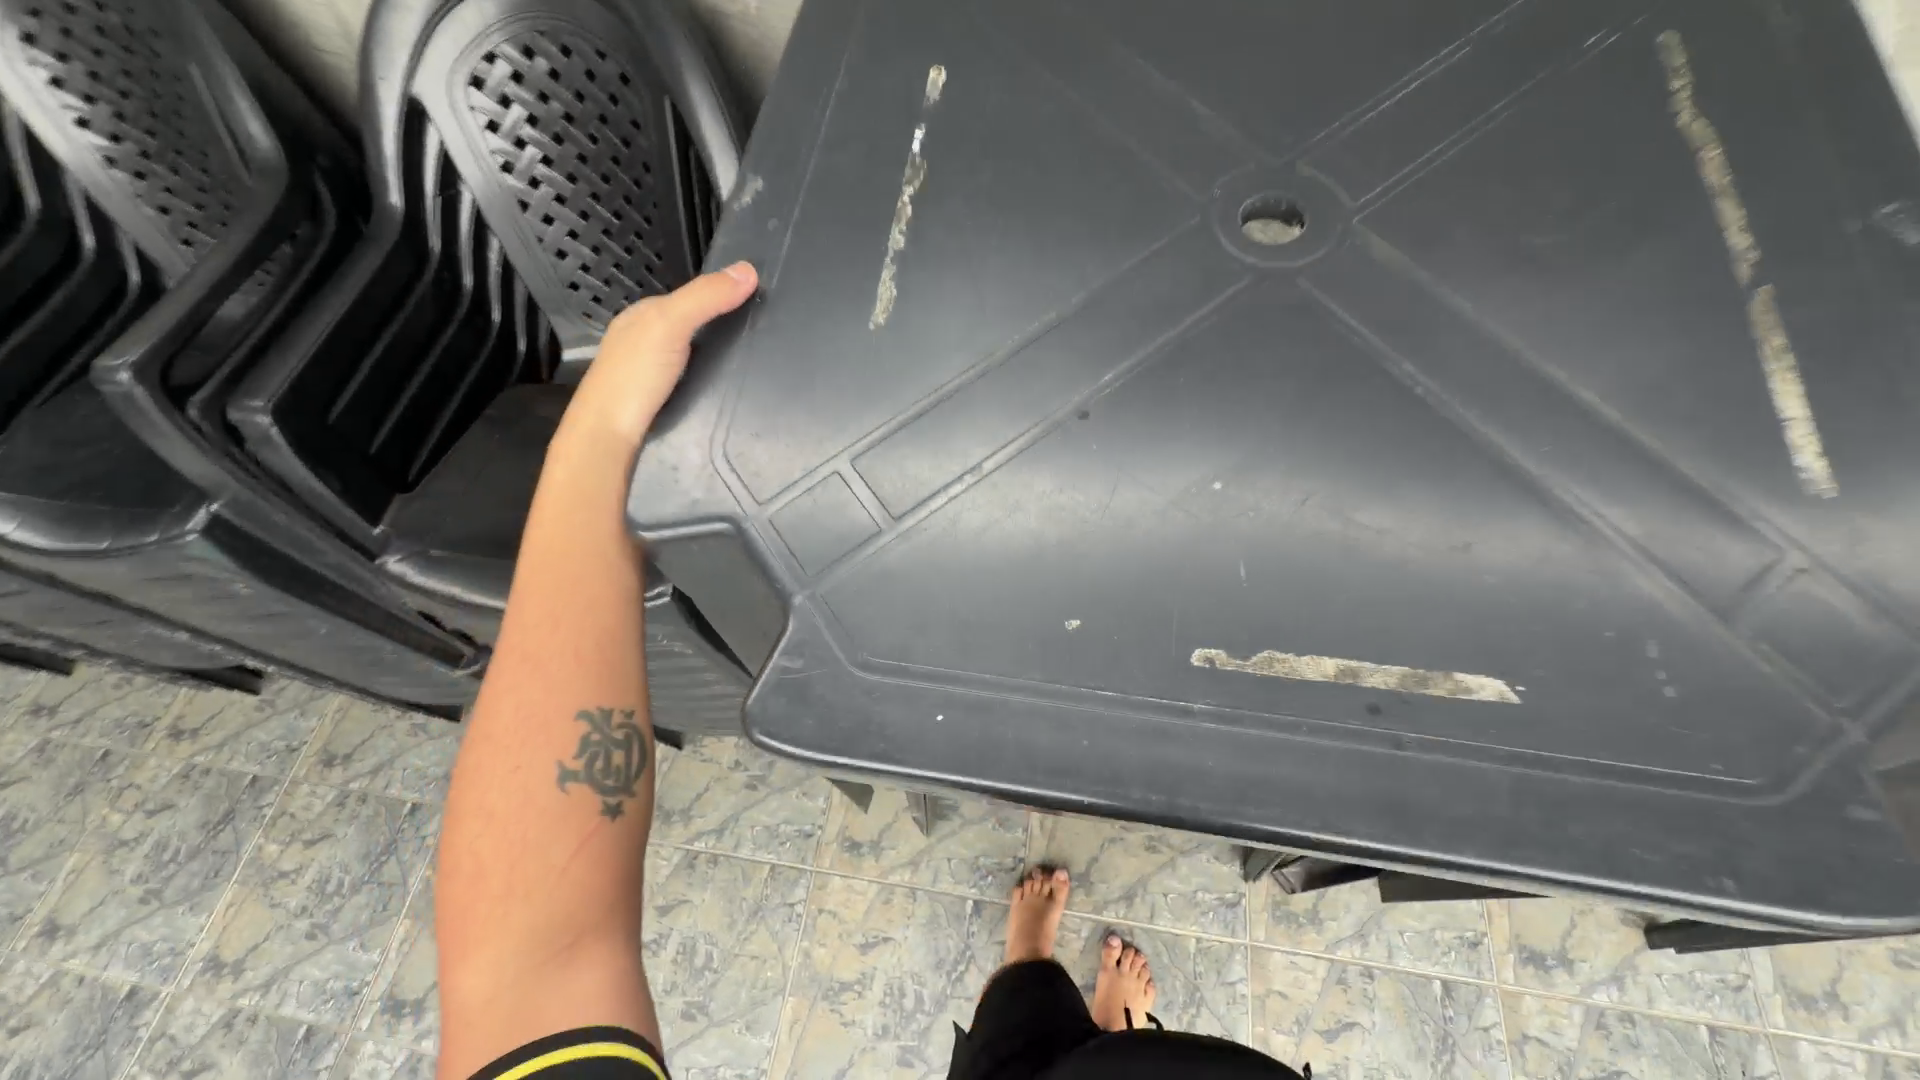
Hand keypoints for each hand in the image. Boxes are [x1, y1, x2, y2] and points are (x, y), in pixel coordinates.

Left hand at [560, 261, 757, 451]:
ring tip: (752, 360)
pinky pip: (694, 378)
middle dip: (723, 326)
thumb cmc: (634, 375)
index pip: (691, 295)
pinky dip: (711, 377)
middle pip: (695, 324)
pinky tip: (724, 386)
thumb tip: (748, 270)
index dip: (723, 294)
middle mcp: (647, 338)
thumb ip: (705, 298)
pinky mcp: (661, 398)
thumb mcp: (671, 324)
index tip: (759, 300)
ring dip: (719, 356)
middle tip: (763, 333)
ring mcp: (652, 370)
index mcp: (645, 315)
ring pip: (695, 353)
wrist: (610, 434)